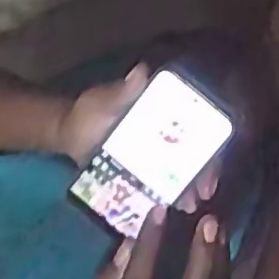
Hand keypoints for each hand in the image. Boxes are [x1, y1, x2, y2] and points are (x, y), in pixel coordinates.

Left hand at [58, 66, 222, 203]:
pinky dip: (168, 195)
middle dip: (204, 170)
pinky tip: (173, 207)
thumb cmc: (88, 112)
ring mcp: (155, 153)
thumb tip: (141, 71)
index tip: (213, 158)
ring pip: (181, 169)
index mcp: (165, 112)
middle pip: (195, 150)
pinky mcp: (142, 172)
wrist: (65, 134)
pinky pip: (161, 183)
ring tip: (189, 205)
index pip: (197, 124)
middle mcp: (166, 132)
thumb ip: (123, 91)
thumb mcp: (106, 100)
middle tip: (204, 193)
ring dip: (189, 186)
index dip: (210, 139)